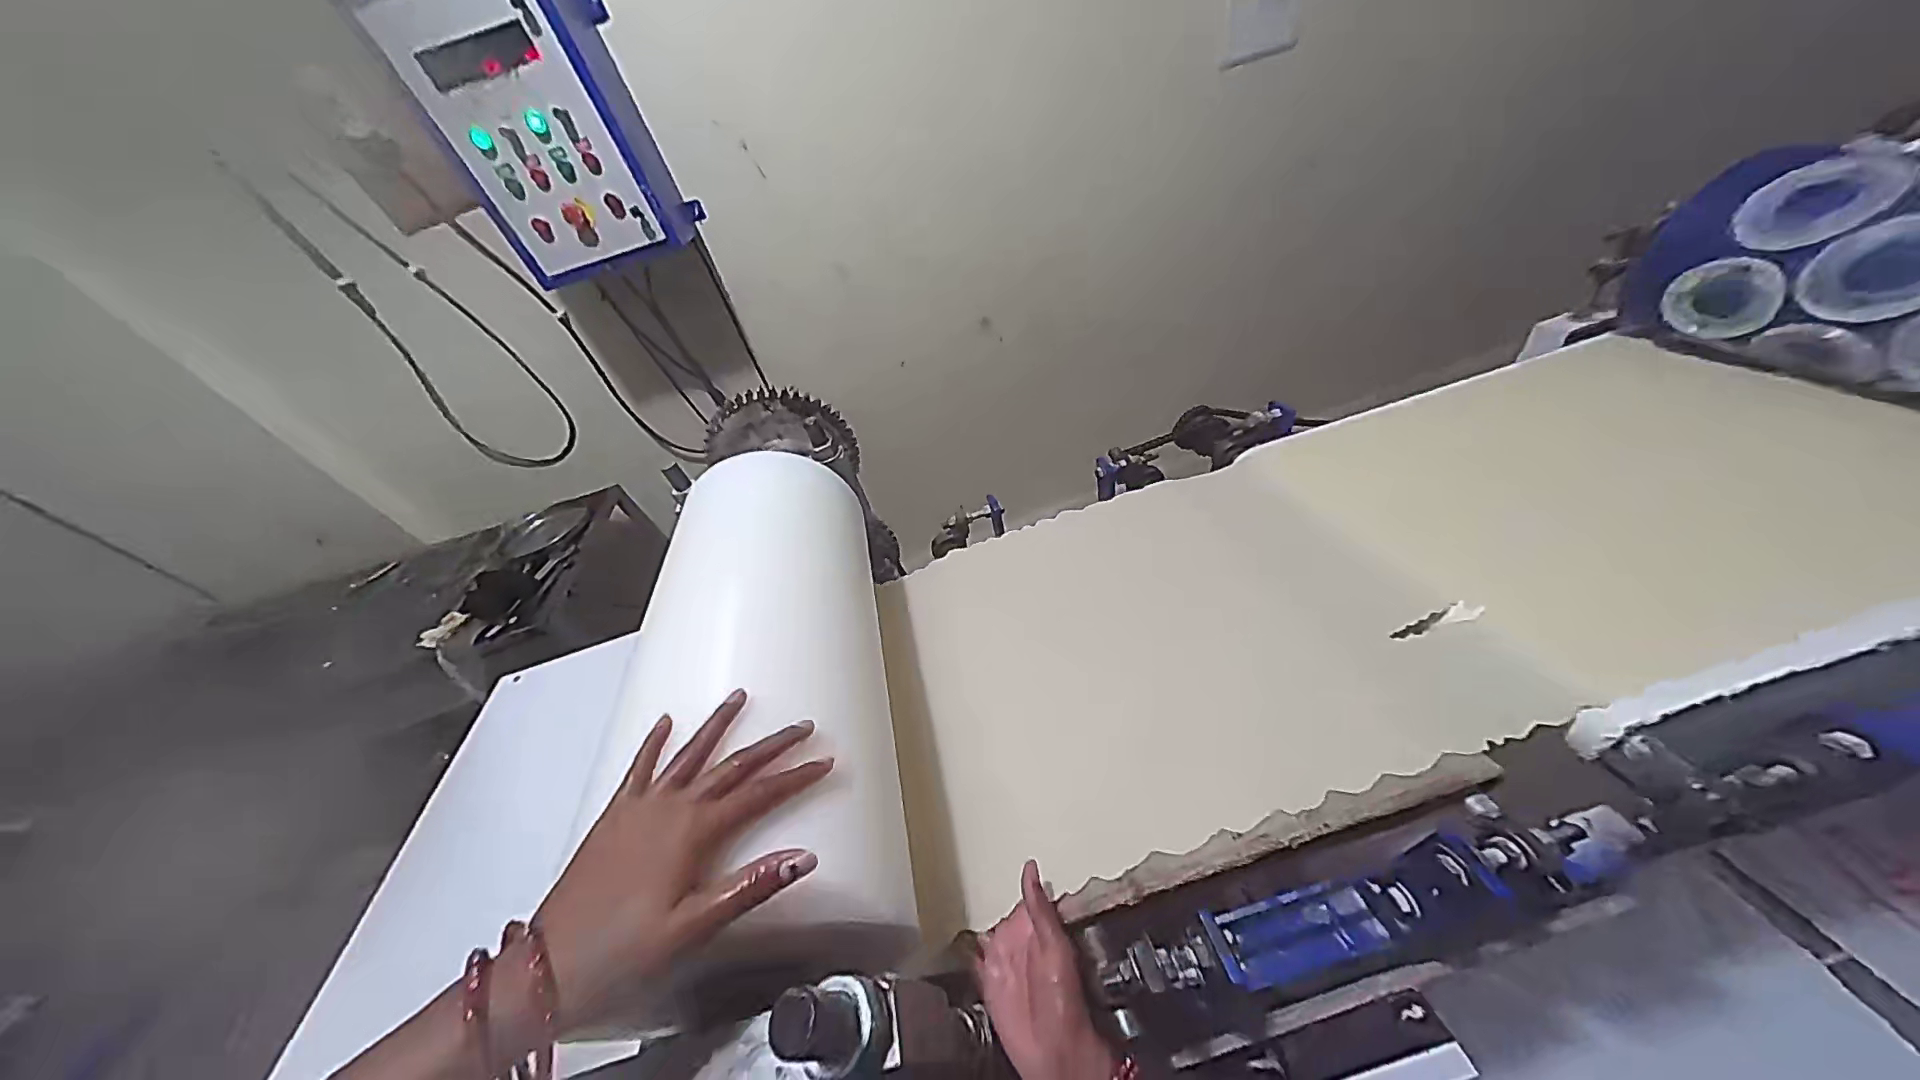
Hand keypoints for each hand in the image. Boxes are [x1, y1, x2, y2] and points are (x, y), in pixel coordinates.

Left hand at [536, 689, 831, 1035]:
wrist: (546, 967)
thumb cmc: (618, 952)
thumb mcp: (693, 927)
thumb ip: (750, 887)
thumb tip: (801, 859)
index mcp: (693, 832)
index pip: (759, 794)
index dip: (795, 777)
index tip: (822, 761)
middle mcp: (670, 809)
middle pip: (733, 765)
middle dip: (772, 744)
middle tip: (800, 727)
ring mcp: (641, 807)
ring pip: (690, 753)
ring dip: (717, 725)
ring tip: (738, 697)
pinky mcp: (616, 814)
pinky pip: (640, 768)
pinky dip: (654, 743)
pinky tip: (664, 723)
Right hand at [976, 861, 1118, 1079]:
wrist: (1053, 1050)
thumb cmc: (1064, 1001)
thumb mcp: (1055, 945)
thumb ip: (1040, 909)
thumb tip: (1031, 870)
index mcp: (1037, 928)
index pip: (1027, 895)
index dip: (1022, 879)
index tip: (1015, 852)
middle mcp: (1019, 942)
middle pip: (1004, 911)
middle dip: (994, 895)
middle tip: (982, 866)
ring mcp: (1003, 961)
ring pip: (989, 931)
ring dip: (980, 918)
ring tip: (965, 893)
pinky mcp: (989, 980)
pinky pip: (974, 958)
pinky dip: (967, 948)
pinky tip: (961, 936)